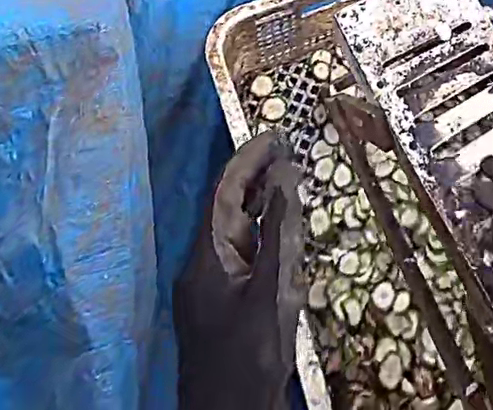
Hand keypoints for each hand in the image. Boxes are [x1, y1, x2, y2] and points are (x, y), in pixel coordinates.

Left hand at [174, 131, 304, 408]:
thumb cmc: (248, 357)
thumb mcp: (271, 291)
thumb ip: (279, 230)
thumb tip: (285, 173)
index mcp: (207, 256)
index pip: (225, 192)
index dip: (248, 159)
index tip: (274, 134)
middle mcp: (203, 263)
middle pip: (227, 205)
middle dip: (254, 173)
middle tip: (287, 147)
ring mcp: (211, 282)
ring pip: (235, 226)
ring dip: (260, 198)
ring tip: (288, 172)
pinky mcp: (223, 297)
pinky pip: (242, 249)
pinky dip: (262, 228)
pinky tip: (282, 222)